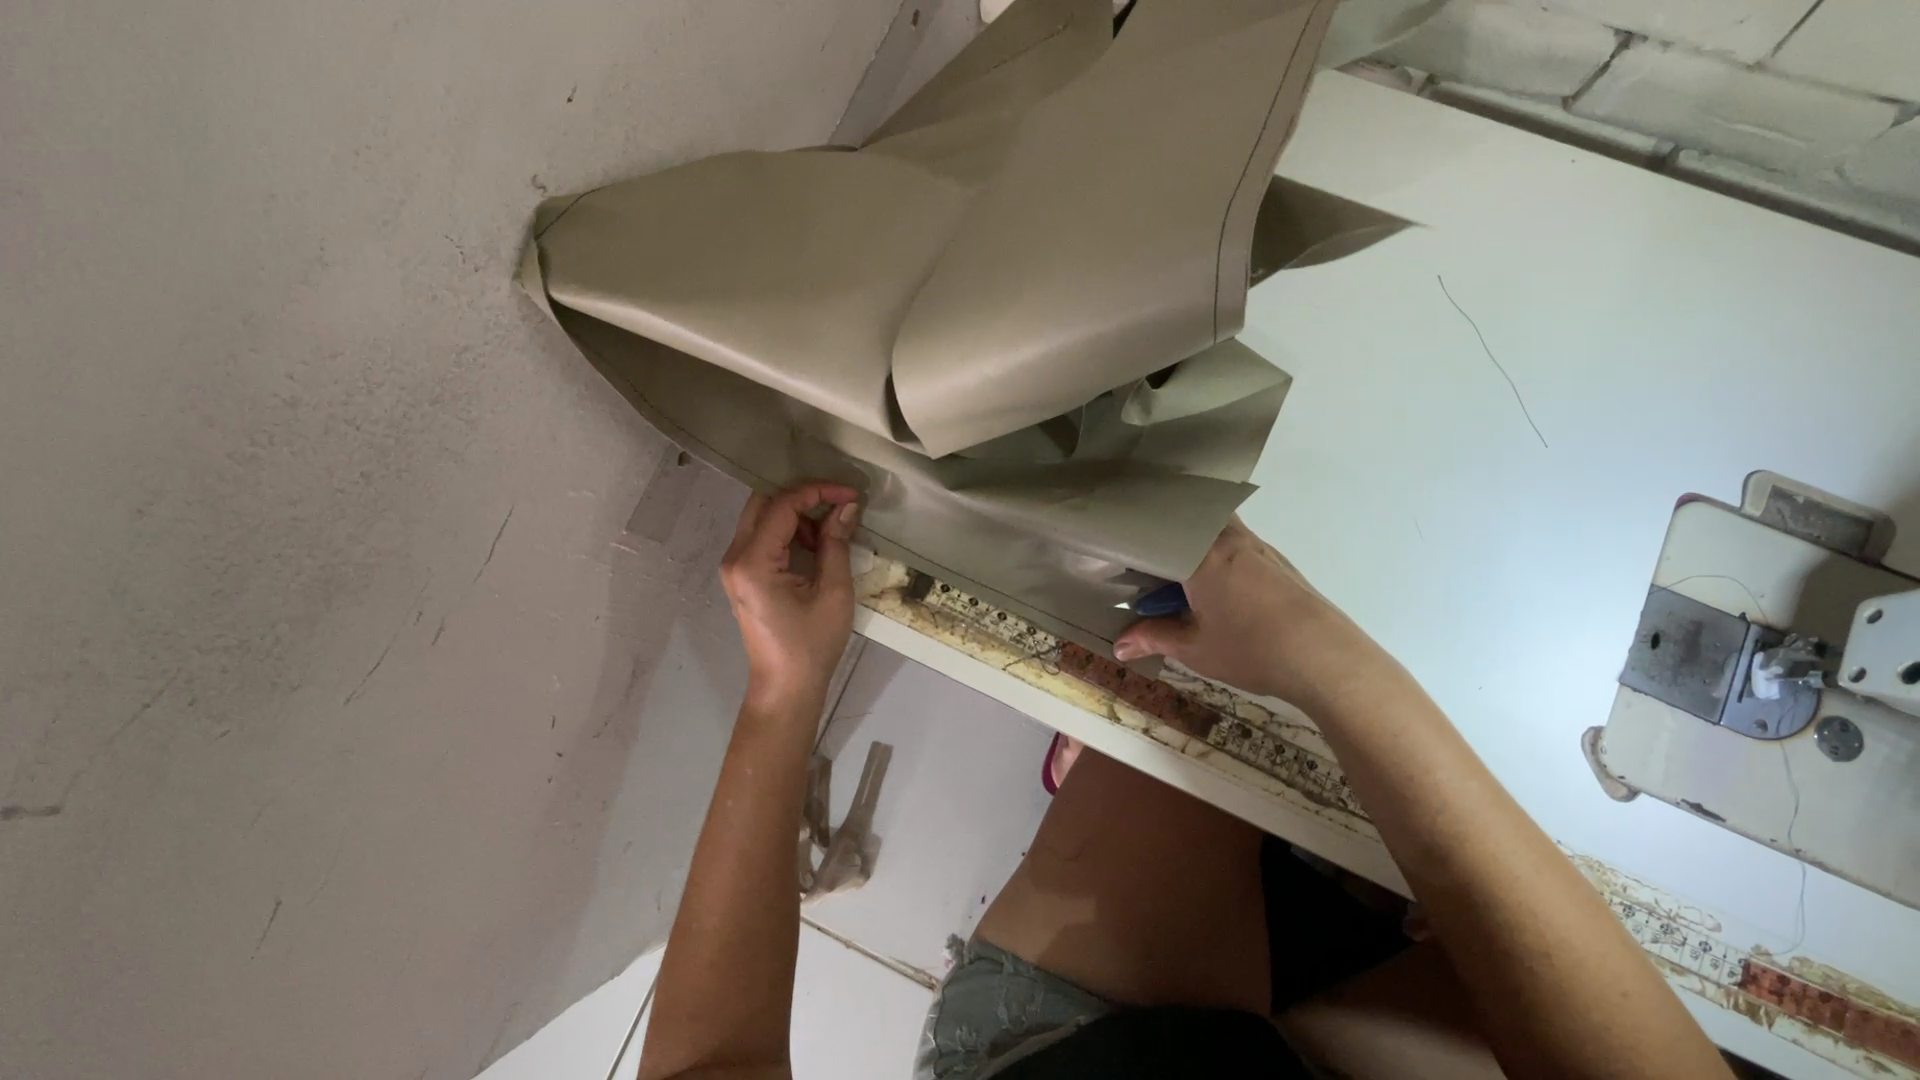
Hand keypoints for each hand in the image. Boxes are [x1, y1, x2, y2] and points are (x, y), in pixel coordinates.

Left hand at [719, 482, 861, 708]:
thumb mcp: (834, 593)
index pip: (782, 505)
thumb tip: (847, 507)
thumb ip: (836, 544)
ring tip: (829, 531)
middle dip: (802, 497)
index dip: (817, 491)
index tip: (850, 495)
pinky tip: (813, 546)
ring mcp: (733, 566)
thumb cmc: (811, 645)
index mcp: (754, 562)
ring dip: (795, 514)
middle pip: (763, 502)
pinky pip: (761, 536)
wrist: (786, 686)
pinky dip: (787, 531)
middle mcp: (735, 558)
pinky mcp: (741, 575)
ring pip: (761, 517)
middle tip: (838, 503)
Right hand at [1112, 518, 1386, 709]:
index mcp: (1200, 554)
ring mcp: (1257, 547)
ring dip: (1194, 546)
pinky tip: (1215, 588)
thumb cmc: (1252, 649)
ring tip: (1176, 577)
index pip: (1157, 531)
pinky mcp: (1277, 561)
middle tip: (1145, 560)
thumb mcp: (1195, 649)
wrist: (1326, 657)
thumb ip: (1155, 638)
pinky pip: (1236, 544)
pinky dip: (1216, 556)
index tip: (1116, 551)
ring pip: (1214, 530)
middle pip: (1188, 519)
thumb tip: (1119, 646)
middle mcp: (1229, 539)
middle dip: (1165, 535)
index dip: (1134, 540)